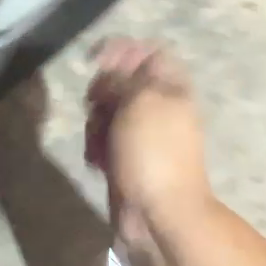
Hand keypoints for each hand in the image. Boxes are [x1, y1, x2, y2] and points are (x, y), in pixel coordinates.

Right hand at [86, 39, 210, 248]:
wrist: (159, 214)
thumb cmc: (153, 153)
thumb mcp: (141, 99)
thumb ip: (124, 76)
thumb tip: (109, 75)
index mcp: (172, 87)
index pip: (146, 52)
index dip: (120, 51)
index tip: (94, 61)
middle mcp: (158, 107)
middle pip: (120, 83)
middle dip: (101, 93)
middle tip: (96, 107)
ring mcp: (141, 136)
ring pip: (106, 113)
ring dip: (95, 124)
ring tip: (97, 144)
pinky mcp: (126, 160)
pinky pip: (104, 142)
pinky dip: (96, 148)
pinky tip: (96, 162)